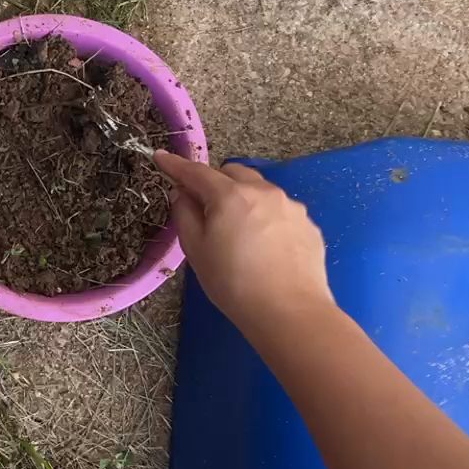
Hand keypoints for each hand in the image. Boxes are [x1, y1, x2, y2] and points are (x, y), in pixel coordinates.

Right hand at [153, 150, 334, 333]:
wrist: (289, 312)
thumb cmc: (232, 281)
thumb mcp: (194, 249)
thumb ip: (184, 214)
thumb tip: (183, 195)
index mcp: (230, 196)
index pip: (195, 172)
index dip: (174, 164)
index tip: (160, 157)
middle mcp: (263, 192)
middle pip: (232, 172)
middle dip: (214, 182)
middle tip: (203, 208)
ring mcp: (291, 207)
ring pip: (258, 190)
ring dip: (241, 199)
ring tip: (236, 231)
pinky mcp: (308, 225)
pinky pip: (278, 210)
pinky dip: (264, 217)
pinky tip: (262, 246)